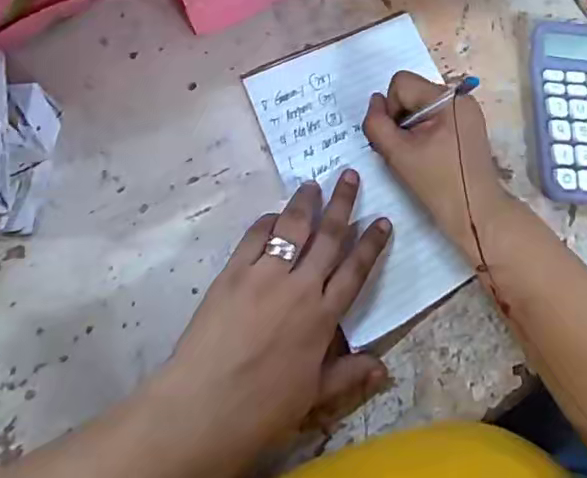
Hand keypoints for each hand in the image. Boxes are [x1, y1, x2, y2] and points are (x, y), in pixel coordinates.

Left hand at [150, 172, 392, 467]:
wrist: (203, 409)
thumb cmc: (261, 409)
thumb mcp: (312, 397)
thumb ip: (347, 374)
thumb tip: (383, 368)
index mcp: (323, 317)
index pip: (354, 271)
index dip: (370, 244)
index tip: (382, 219)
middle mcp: (300, 288)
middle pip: (328, 237)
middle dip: (342, 203)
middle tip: (350, 175)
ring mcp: (266, 275)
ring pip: (293, 228)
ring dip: (306, 202)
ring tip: (313, 184)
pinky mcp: (234, 272)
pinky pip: (256, 237)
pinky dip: (268, 221)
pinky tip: (273, 214)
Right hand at [362, 71, 516, 256]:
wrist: (477, 213)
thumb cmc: (438, 184)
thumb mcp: (398, 154)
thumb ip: (377, 123)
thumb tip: (375, 101)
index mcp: (447, 98)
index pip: (401, 83)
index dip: (391, 109)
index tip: (398, 139)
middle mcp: (460, 97)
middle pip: (413, 91)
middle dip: (401, 116)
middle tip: (404, 149)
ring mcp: (467, 109)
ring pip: (422, 103)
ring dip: (412, 124)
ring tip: (417, 153)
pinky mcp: (469, 123)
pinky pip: (437, 114)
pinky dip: (426, 128)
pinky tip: (429, 153)